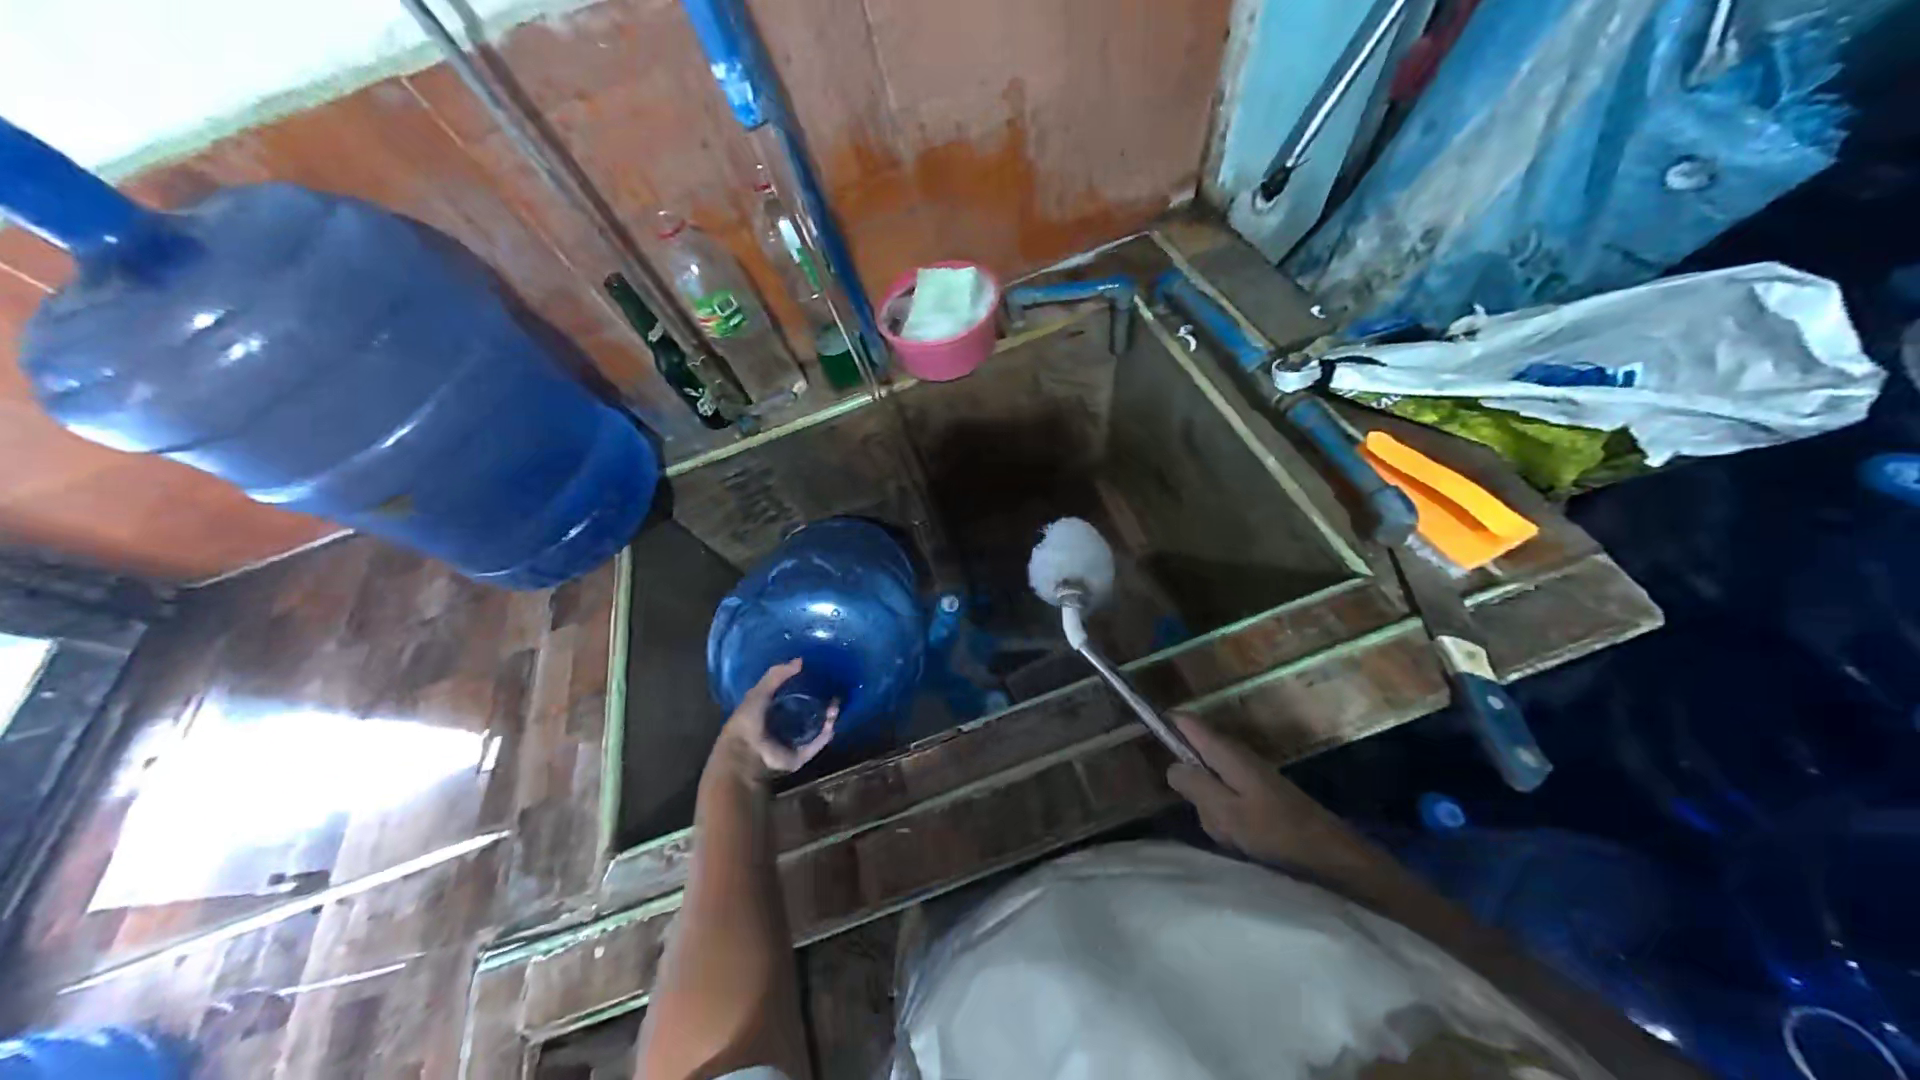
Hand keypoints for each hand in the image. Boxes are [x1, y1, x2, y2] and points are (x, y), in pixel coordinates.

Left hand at [710, 659, 837, 784]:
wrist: (745, 751)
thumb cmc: (747, 719)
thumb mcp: (760, 691)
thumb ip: (777, 675)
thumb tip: (800, 660)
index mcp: (770, 712)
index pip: (792, 698)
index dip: (807, 688)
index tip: (820, 679)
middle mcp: (783, 727)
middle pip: (808, 713)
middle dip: (822, 704)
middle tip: (833, 695)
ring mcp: (792, 743)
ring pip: (816, 728)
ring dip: (827, 718)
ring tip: (834, 707)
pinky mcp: (799, 756)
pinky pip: (817, 744)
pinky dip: (825, 735)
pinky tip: (831, 722)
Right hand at [1165, 713, 1355, 867]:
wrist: (1330, 853)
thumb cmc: (1275, 830)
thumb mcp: (1225, 812)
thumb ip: (1194, 785)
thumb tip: (1171, 766)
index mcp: (1225, 752)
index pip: (1186, 721)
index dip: (1163, 724)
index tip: (1143, 739)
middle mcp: (1235, 754)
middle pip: (1193, 755)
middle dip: (1188, 781)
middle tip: (1201, 810)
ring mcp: (1247, 773)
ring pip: (1208, 780)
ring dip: (1209, 805)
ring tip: (1227, 830)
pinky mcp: (1257, 792)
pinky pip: (1226, 796)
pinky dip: (1225, 815)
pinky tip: (1240, 837)